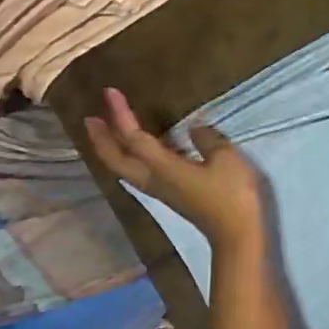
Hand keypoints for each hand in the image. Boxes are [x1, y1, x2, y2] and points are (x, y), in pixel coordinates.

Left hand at [86, 87, 265, 250]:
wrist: (237, 235)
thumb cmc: (232, 195)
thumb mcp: (225, 159)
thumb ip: (207, 139)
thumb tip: (194, 127)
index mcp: (163, 168)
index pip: (133, 137)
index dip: (120, 114)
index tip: (109, 92)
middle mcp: (153, 180)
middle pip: (117, 159)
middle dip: (101, 138)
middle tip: (91, 118)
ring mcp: (161, 191)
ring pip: (125, 168)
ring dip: (112, 149)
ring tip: (107, 131)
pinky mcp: (171, 196)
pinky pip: (140, 173)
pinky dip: (130, 158)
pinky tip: (141, 150)